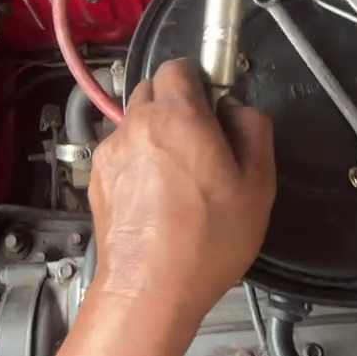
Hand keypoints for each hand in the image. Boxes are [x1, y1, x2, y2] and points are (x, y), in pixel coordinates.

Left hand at [88, 59, 276, 321]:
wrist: (149, 289)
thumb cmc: (206, 242)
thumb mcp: (257, 185)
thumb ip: (254, 130)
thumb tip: (239, 108)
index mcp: (177, 117)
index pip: (179, 65)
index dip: (200, 78)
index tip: (214, 100)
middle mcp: (137, 125)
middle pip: (153, 89)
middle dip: (178, 103)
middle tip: (203, 137)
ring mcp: (113, 151)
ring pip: (136, 120)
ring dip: (157, 132)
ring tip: (180, 173)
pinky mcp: (99, 177)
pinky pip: (122, 151)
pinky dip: (139, 159)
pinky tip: (157, 194)